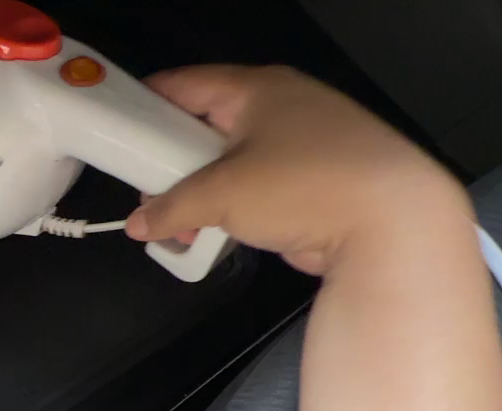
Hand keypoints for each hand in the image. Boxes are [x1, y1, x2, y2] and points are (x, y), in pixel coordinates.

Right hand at [125, 66, 469, 275]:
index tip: (117, 124)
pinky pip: (245, 192)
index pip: (188, 83)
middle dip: (169, 167)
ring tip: (178, 227)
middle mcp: (277, 110)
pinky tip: (209, 236)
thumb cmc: (303, 185)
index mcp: (258, 90)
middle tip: (149, 194)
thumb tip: (140, 223)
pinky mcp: (303, 182)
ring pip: (221, 166)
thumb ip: (167, 208)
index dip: (147, 101)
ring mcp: (294, 146)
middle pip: (200, 130)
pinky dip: (221, 212)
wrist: (384, 221)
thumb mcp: (218, 195)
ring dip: (193, 199)